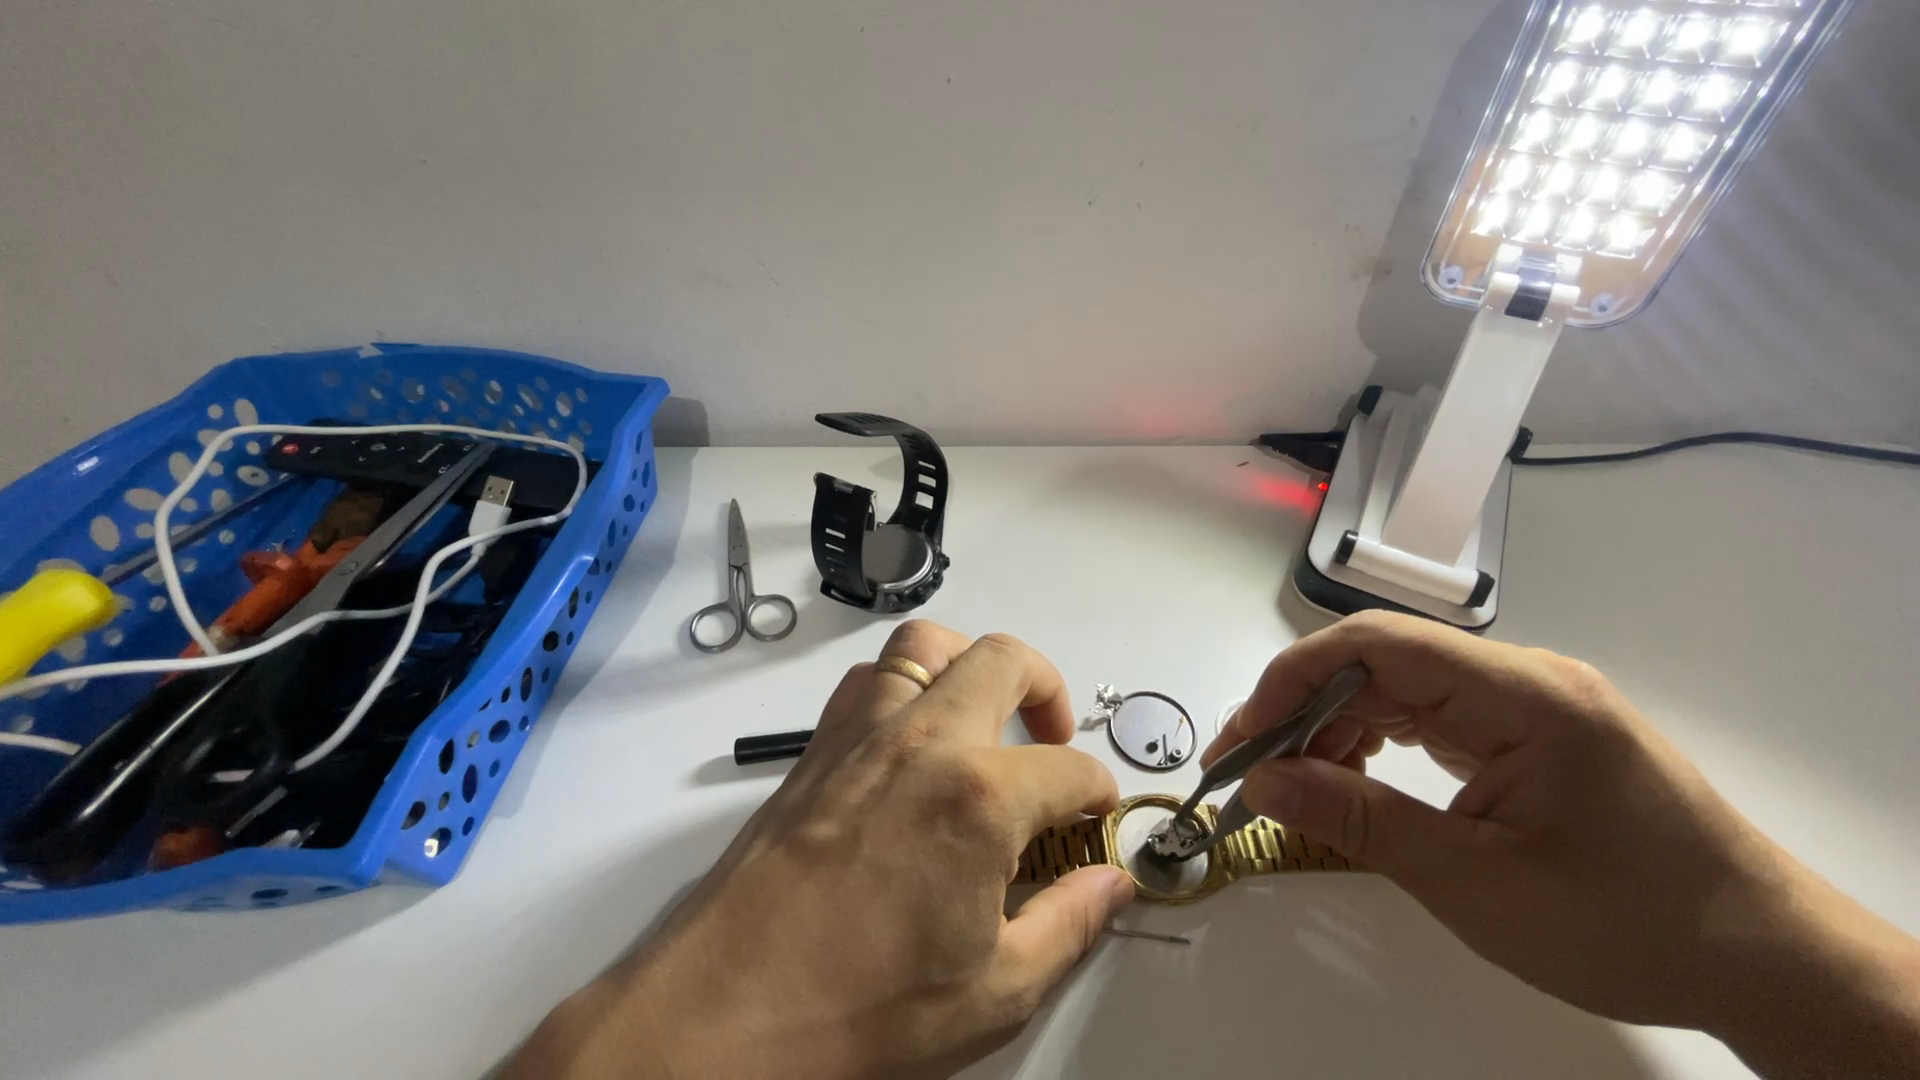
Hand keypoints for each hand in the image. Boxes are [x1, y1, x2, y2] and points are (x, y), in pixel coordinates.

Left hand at [507, 621, 1130, 1079]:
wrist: (726, 1014)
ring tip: (982, 715)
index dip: (1098, 792)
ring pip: (925, 644)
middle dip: (1048, 688)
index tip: (1096, 814)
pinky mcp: (817, 747)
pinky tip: (912, 737)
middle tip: (1053, 738)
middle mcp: (923, 740)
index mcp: (978, 797)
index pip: (1070, 769)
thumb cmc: (860, 1010)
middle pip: (1005, 660)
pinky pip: (868, 679)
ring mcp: (863, 732)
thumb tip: (1111, 885)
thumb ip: (1069, 925)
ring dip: (968, 664)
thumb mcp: (995, 991)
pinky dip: (904, 683)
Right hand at [1206, 611, 1919, 1076]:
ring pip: (1394, 684)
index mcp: (1524, 695)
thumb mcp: (1476, 884)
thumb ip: (1358, 822)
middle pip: (1378, 661)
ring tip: (1288, 779)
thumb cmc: (1630, 927)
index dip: (1294, 678)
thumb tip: (1262, 783)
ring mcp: (1525, 699)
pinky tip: (1345, 775)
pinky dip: (1371, 739)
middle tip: (1246, 766)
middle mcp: (1522, 677)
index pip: (1378, 645)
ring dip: (1331, 725)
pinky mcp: (1524, 727)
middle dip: (1300, 708)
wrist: (1767, 963)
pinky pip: (1425, 712)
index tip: (1245, 738)